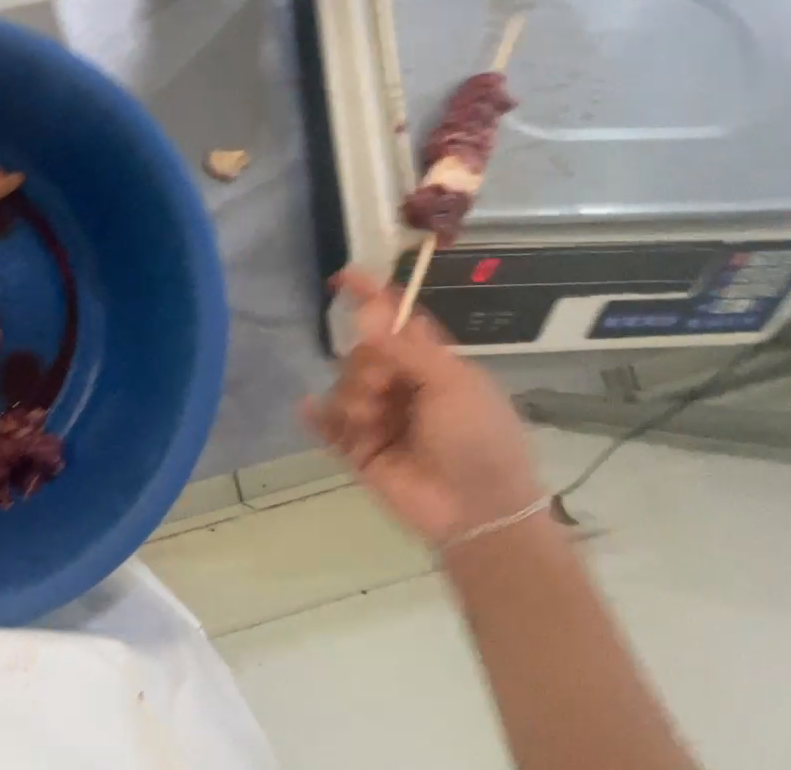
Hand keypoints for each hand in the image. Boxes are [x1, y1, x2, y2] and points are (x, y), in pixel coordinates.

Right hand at [304, 270, 542, 544]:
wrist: (477, 510)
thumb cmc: (479, 440)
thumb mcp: (454, 384)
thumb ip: (407, 348)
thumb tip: (367, 315)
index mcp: (433, 366)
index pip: (398, 322)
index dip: (373, 299)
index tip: (344, 278)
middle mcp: (402, 386)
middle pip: (362, 353)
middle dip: (366, 366)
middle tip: (385, 388)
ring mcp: (378, 418)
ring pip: (342, 386)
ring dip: (352, 397)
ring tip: (371, 423)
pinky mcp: (357, 448)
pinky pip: (326, 423)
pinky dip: (317, 414)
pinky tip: (311, 410)